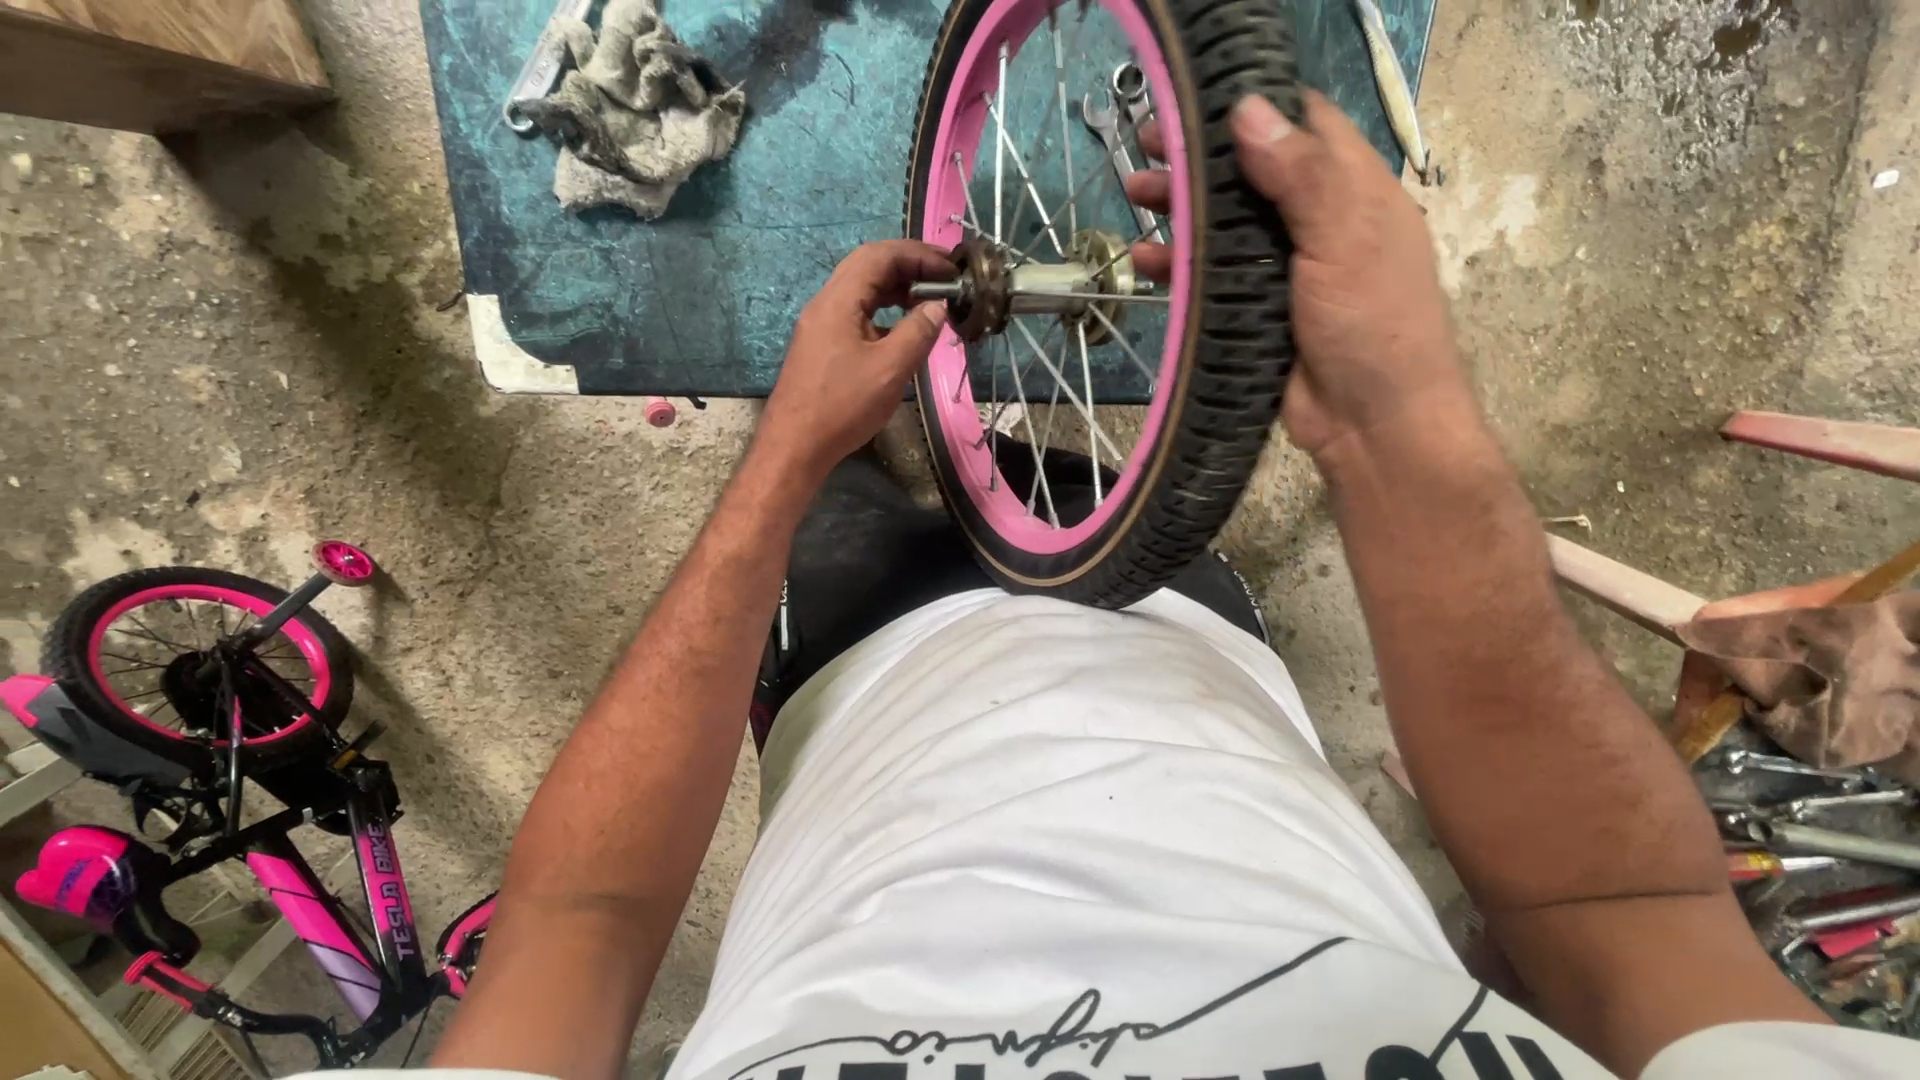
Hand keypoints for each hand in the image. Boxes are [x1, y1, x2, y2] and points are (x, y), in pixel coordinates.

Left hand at [758, 239, 952, 481]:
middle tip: (944, 278)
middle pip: (868, 267)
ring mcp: (820, 325)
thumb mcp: (889, 369)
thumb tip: (937, 307)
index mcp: (838, 301)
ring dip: (896, 289)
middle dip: (909, 266)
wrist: (795, 446)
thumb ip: (918, 333)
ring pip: (861, 291)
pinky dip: (884, 312)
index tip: (951, 267)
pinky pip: (856, 314)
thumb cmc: (842, 407)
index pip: (880, 256)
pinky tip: (903, 330)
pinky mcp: (822, 346)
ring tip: (930, 301)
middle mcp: (825, 304)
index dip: (918, 254)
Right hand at [1123, 92, 1475, 463]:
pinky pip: (1209, 279)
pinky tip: (1145, 261)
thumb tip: (1248, 111)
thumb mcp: (1345, 237)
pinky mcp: (1254, 311)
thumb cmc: (1373, 322)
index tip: (1195, 101)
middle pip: (1250, 174)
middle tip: (1146, 146)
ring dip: (1180, 209)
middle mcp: (1317, 221)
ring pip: (1223, 225)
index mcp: (1353, 190)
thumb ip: (1301, 175)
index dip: (1251, 107)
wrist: (1370, 422)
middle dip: (1199, 159)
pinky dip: (1177, 266)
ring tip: (1134, 194)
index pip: (1302, 125)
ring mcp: (1283, 269)